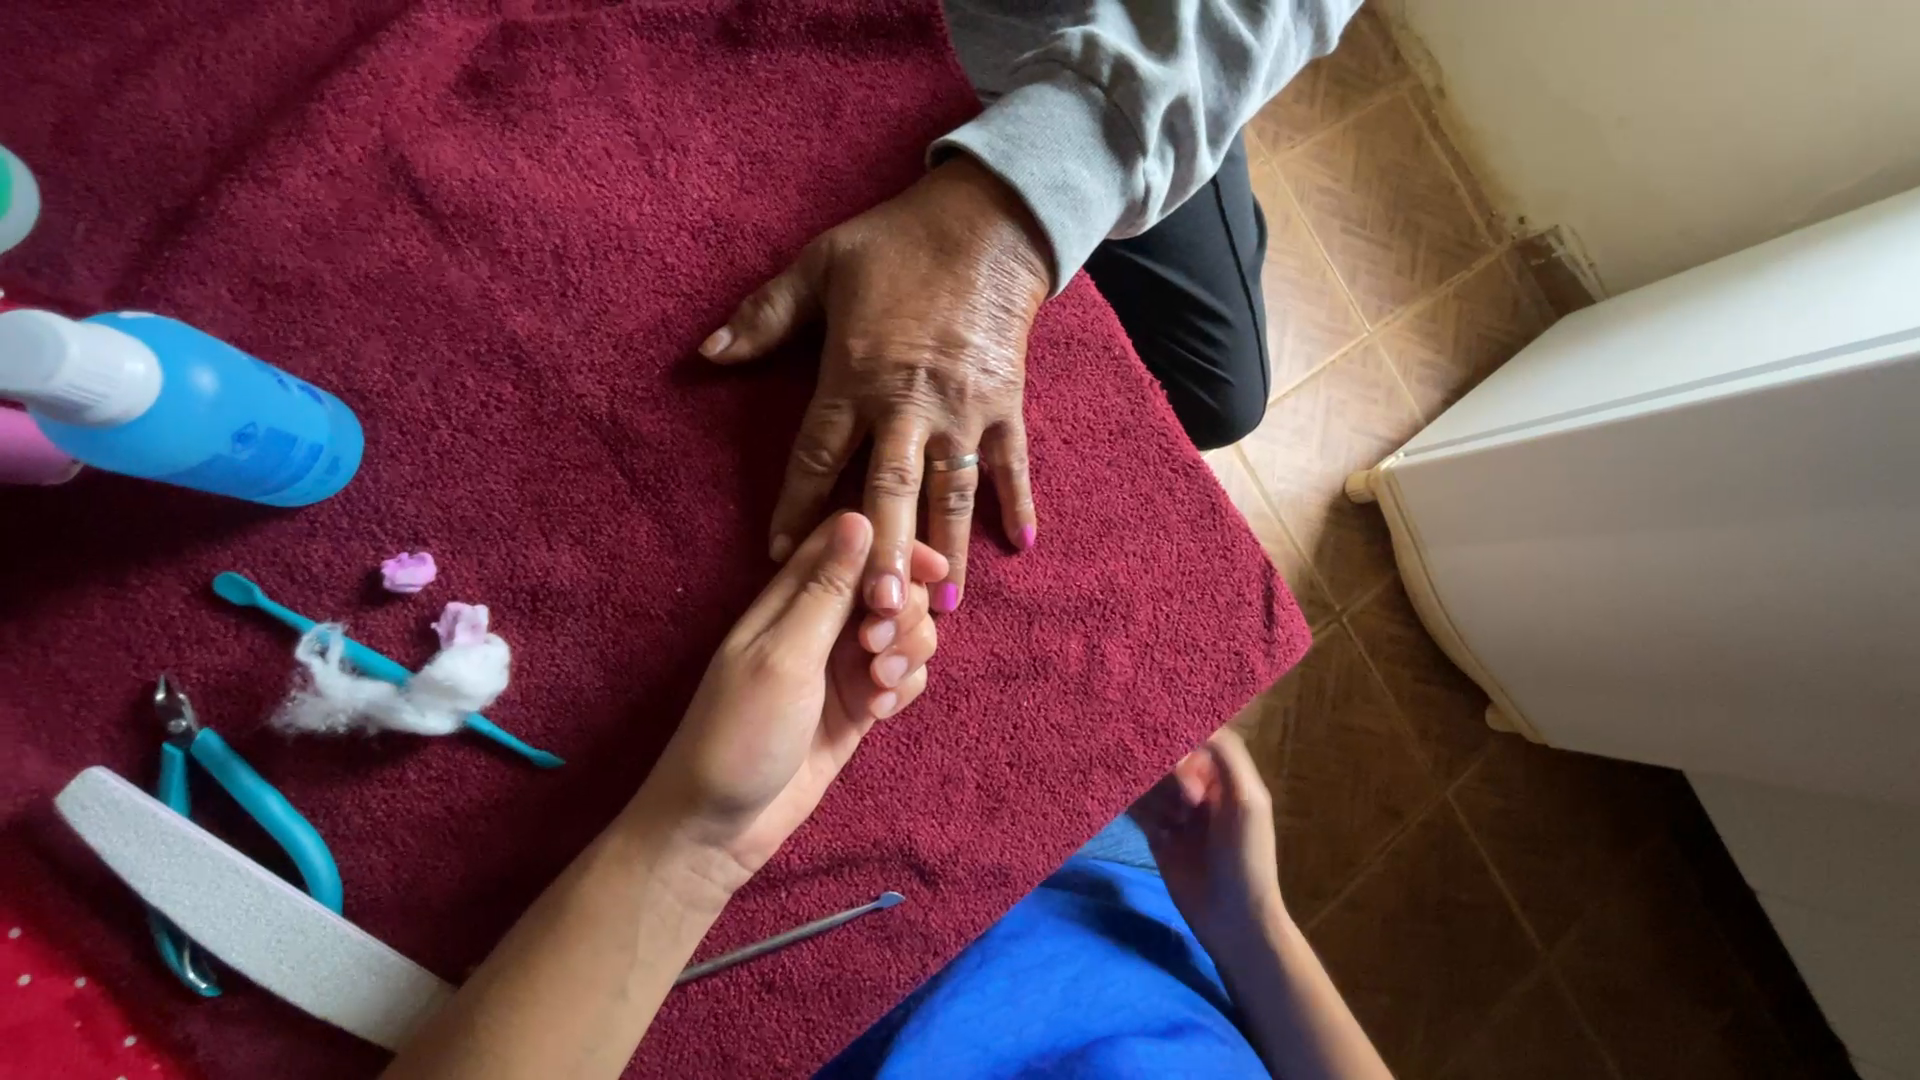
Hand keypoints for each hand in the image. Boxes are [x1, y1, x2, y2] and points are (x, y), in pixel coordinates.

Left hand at [638, 512, 945, 887]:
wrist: (720, 826)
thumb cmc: (740, 732)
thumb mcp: (785, 656)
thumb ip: (828, 589)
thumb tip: (860, 516)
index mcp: (794, 596)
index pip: (854, 540)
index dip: (897, 547)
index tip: (932, 572)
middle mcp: (823, 621)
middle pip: (891, 584)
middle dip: (904, 610)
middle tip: (876, 645)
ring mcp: (844, 664)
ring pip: (906, 630)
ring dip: (907, 651)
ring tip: (878, 688)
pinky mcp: (861, 703)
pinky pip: (904, 675)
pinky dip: (903, 688)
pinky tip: (876, 715)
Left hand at [701, 155, 1050, 616]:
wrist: (986, 223)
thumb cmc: (896, 246)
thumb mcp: (820, 265)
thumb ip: (764, 315)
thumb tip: (706, 353)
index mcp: (856, 375)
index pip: (817, 455)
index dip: (795, 507)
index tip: (778, 557)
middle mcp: (910, 404)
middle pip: (890, 490)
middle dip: (882, 553)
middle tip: (877, 611)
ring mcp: (965, 409)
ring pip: (952, 494)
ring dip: (947, 551)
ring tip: (945, 608)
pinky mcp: (1007, 405)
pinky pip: (1012, 463)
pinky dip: (1018, 502)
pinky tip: (1022, 545)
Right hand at [1130, 727, 1286, 947]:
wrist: (1231, 919)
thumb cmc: (1247, 856)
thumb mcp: (1247, 799)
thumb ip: (1225, 752)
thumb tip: (1194, 717)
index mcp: (1222, 771)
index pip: (1191, 735)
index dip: (1177, 739)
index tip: (1168, 749)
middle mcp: (1196, 783)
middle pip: (1162, 756)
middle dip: (1166, 777)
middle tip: (1184, 810)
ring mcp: (1172, 806)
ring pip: (1144, 778)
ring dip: (1153, 799)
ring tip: (1173, 829)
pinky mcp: (1153, 829)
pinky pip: (1132, 804)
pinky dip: (1133, 807)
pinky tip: (1152, 827)